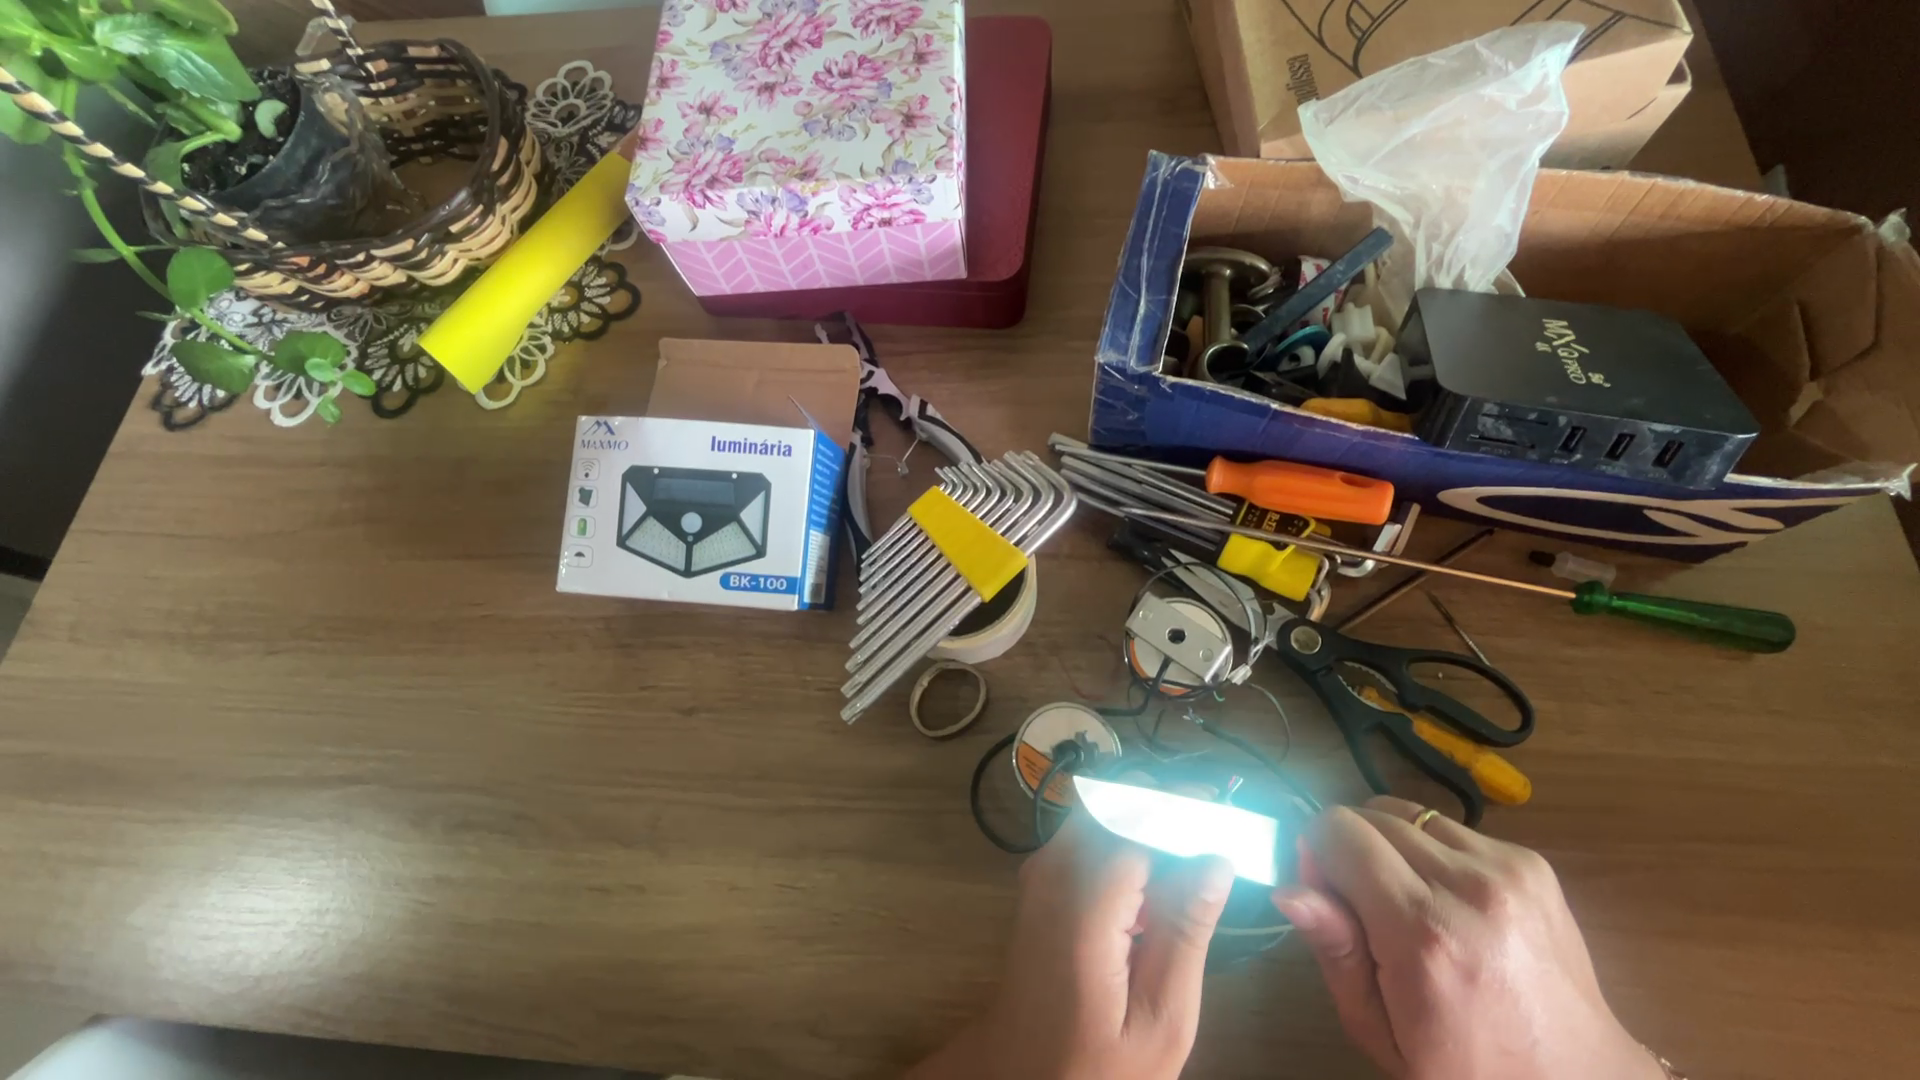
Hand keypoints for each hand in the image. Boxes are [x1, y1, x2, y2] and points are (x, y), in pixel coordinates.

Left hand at [909, 810, 1235, 1079]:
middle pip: (1112, 803)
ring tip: (1199, 839)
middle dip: (1166, 800)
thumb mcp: (1159, 1017)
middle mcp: (1053, 872)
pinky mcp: (1042, 880)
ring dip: (1148, 814)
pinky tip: (1163, 866)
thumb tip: (1216, 859)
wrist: (1020, 1071)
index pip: (1135, 820)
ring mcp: (1041, 872)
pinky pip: (1088, 833)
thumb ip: (1185, 931)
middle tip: (1218, 819)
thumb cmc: (1095, 1061)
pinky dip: (1127, 833)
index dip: (1182, 804)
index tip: (1227, 805)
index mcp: (1082, 905)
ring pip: (1099, 810)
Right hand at [1271, 796, 1663, 1079]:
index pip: (1337, 831)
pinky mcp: (1531, 862)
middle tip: (1360, 901)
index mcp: (1423, 932)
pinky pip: (1447, 827)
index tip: (1325, 893)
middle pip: (1368, 813)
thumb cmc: (1464, 1068)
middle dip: (1348, 846)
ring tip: (1406, 898)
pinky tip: (1447, 898)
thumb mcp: (1379, 1031)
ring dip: (1389, 843)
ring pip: (1405, 812)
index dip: (1317, 854)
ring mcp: (1508, 868)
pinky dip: (1429, 850)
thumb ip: (1335, 951)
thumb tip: (1289, 889)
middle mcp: (1468, 886)